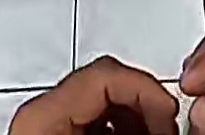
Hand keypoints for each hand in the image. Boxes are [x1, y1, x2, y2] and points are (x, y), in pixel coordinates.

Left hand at [10, 56, 179, 134]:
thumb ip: (134, 134)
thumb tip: (165, 124)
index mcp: (40, 117)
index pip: (106, 75)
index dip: (146, 91)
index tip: (167, 114)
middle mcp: (37, 117)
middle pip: (105, 86)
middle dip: (143, 108)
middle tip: (165, 128)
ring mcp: (40, 130)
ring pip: (101, 106)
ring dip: (133, 121)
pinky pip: (90, 125)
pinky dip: (116, 133)